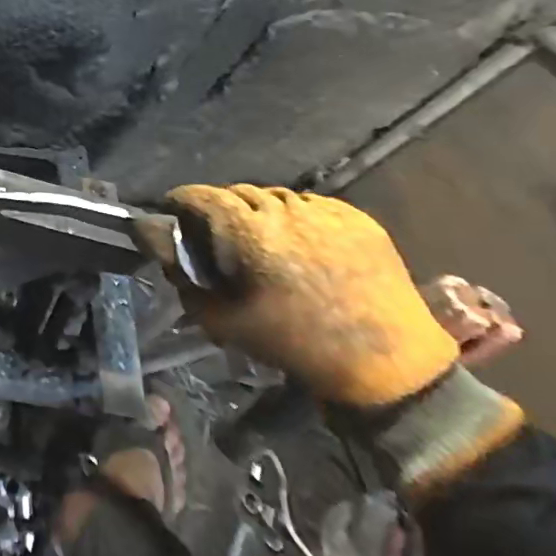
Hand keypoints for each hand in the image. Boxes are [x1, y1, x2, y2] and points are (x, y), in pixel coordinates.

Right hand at [134, 184, 458, 406]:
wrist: (388, 362)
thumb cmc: (300, 346)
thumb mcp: (231, 325)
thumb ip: (189, 286)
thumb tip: (168, 255)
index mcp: (251, 233)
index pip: (203, 196)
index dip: (182, 199)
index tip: (173, 208)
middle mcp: (285, 209)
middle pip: (239, 192)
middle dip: (222, 208)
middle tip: (220, 234)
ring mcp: (324, 209)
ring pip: (277, 197)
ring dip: (261, 213)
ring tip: (265, 241)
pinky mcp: (355, 215)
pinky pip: (312, 206)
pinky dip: (298, 219)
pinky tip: (304, 246)